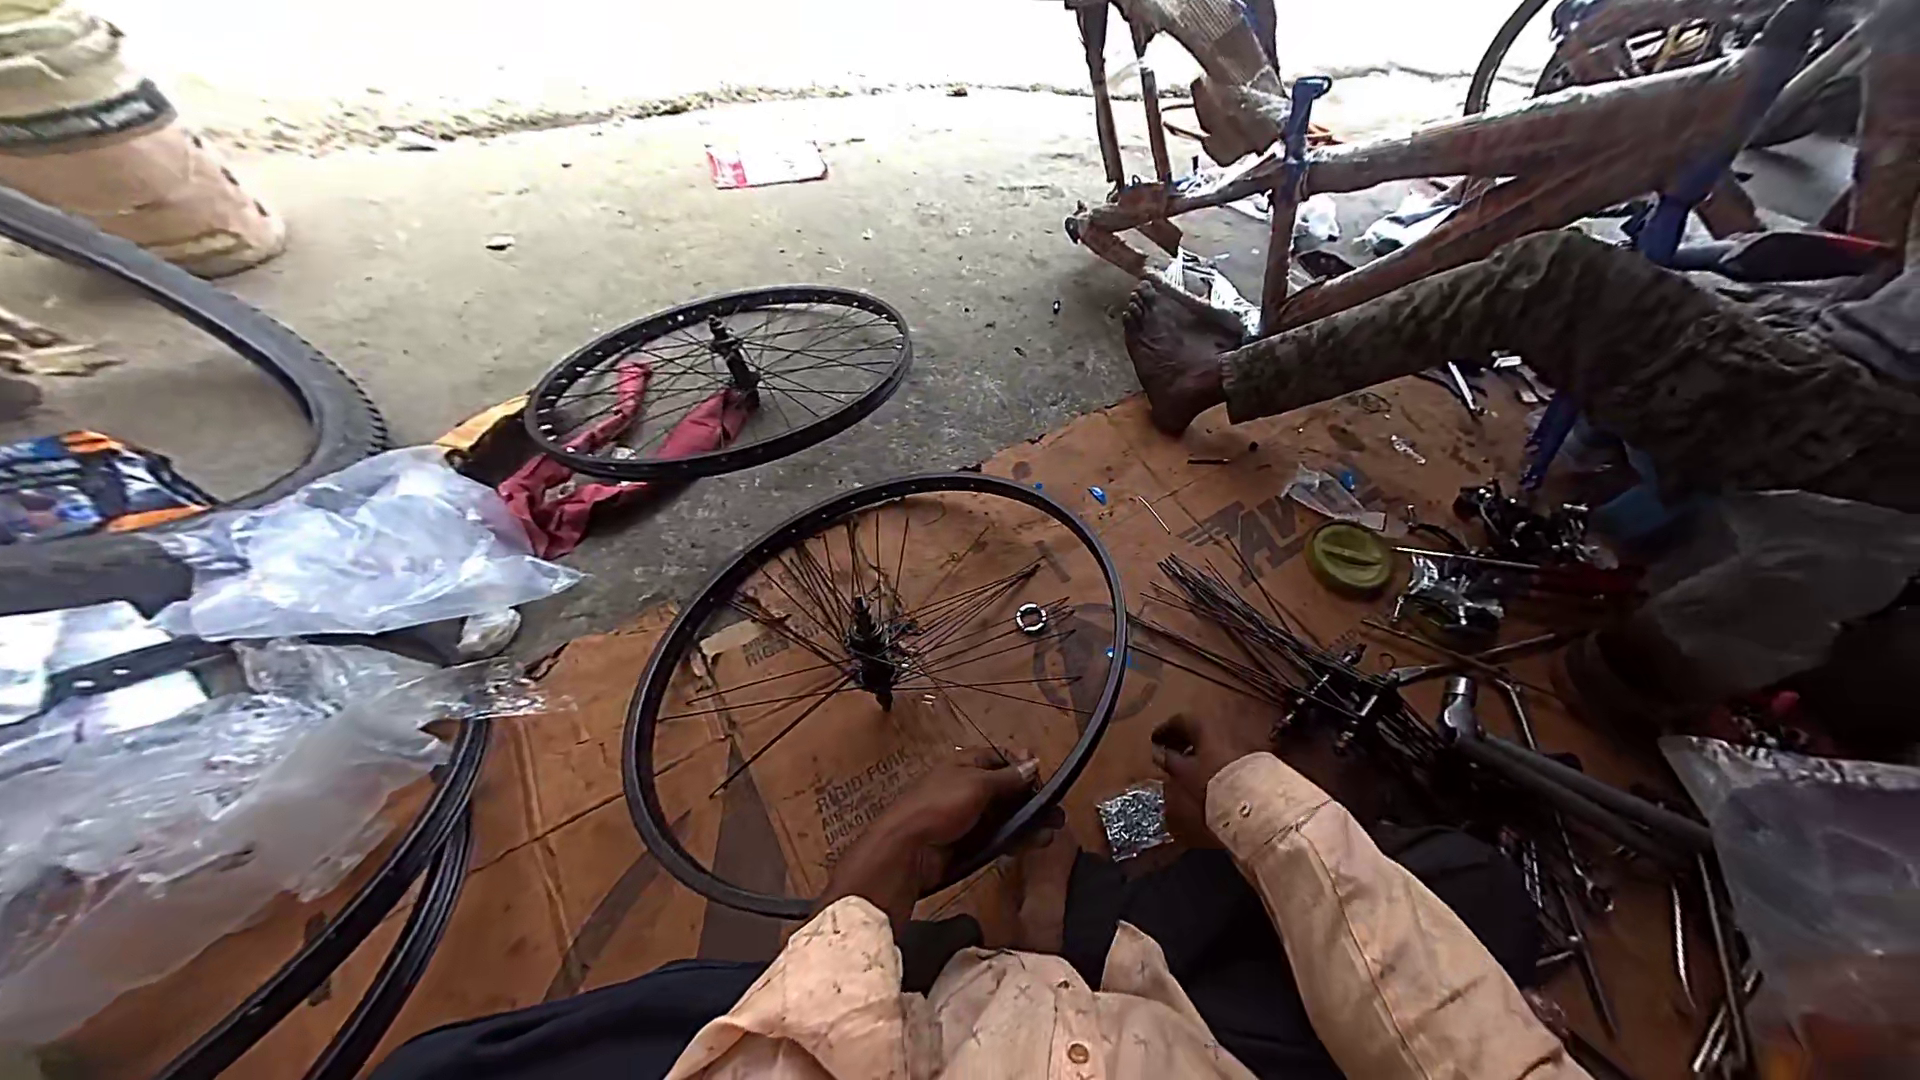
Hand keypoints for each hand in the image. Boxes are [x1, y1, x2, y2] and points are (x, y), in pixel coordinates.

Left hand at [817, 748, 1040, 928]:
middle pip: (1008, 788)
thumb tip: (1032, 761)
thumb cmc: (939, 805)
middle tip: (1056, 811)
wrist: (908, 851)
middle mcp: (969, 787)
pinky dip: (1018, 838)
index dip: (1022, 765)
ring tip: (1052, 830)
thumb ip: (1007, 776)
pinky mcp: (970, 842)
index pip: (1000, 758)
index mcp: (966, 764)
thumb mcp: (976, 784)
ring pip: (1007, 815)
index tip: (1043, 776)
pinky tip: (1035, 842)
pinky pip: (999, 836)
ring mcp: (970, 816)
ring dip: (1030, 820)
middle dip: (1033, 798)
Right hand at [1151, 712, 1273, 847]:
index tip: (1154, 740)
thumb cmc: (1212, 781)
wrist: (1257, 801)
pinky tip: (1206, 772)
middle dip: (1181, 739)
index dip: (1164, 730)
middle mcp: (1222, 728)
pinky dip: (1210, 757)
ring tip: (1185, 764)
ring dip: (1196, 749)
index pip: (1179, 720)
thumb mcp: (1184, 772)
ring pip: (1211, 741)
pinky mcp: (1249, 758)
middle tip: (1167, 751)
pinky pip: (1222, 752)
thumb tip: (1157, 753)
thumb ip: (1169, 760)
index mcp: (1203, 725)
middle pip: (1196, 729)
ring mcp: (1237, 741)